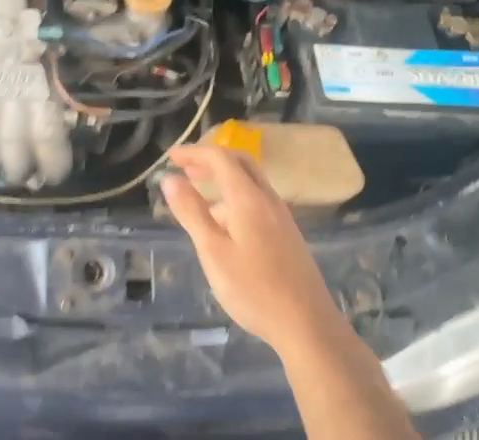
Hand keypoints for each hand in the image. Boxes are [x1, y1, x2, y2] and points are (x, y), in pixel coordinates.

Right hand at [161, 144, 349, 355]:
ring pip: (251, 184)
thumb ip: (191, 212)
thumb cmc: (254, 289)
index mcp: (249, 199)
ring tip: (199, 202)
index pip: (220, 159)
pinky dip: (235, 200)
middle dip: (211, 161)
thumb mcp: (213, 252)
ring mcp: (282, 218)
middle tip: (185, 169)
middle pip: (240, 163)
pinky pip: (258, 202)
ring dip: (223, 181)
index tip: (170, 158)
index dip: (194, 153)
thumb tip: (170, 179)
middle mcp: (268, 200)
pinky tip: (225, 229)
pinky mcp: (288, 236)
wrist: (308, 325)